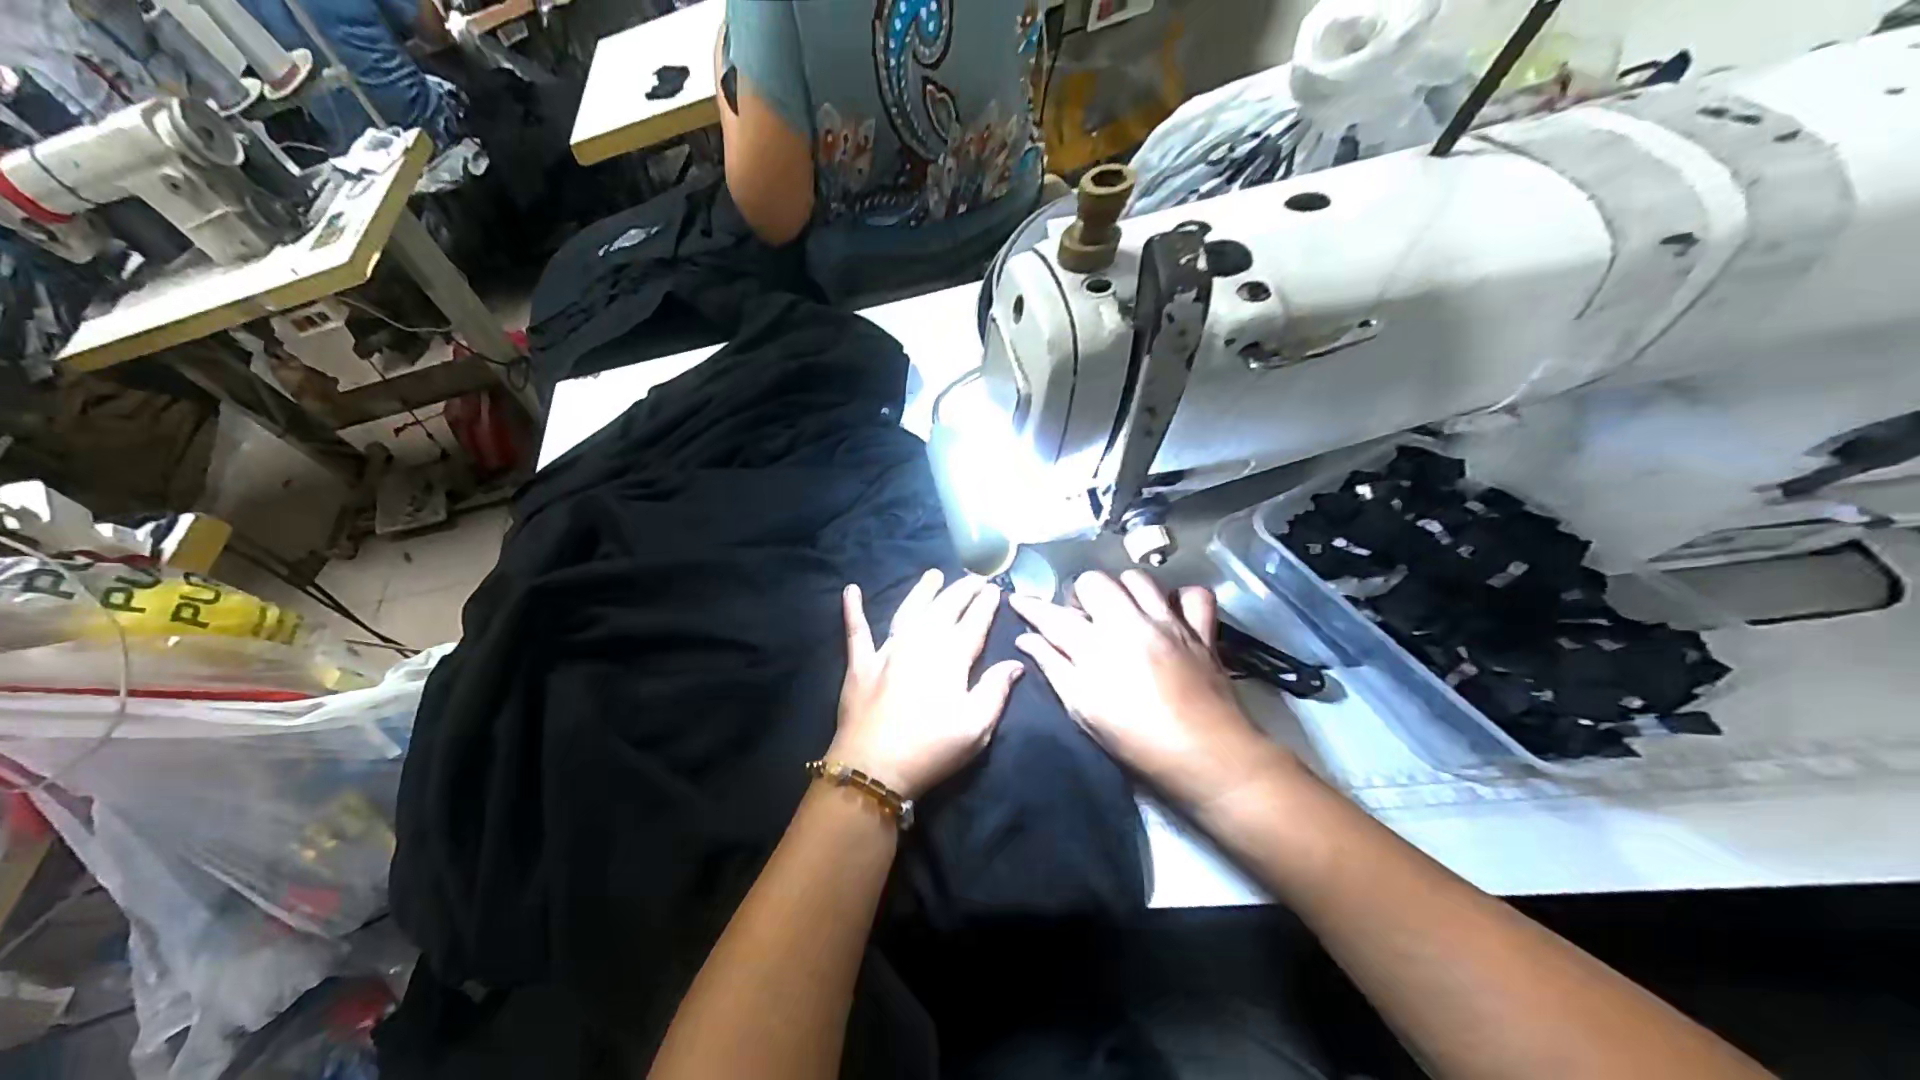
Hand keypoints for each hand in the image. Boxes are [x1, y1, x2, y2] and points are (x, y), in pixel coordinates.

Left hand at [830, 570, 1024, 799]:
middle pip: (944, 609)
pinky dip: (853, 610)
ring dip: (922, 592)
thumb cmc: (931, 749)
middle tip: (974, 578)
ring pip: (908, 611)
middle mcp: (920, 643)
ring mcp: (887, 651)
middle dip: (961, 591)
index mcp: (951, 657)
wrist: (873, 768)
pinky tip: (851, 590)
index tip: (995, 589)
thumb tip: (1015, 662)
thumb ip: (995, 690)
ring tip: (934, 575)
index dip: (986, 605)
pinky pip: (857, 631)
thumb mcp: (976, 727)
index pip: (974, 623)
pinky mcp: (861, 664)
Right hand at [1010, 571, 1296, 809]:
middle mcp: (1131, 624)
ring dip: (1123, 589)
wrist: (1207, 758)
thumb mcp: (1084, 711)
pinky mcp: (1201, 631)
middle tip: (1082, 618)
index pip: (1054, 616)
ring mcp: (1170, 623)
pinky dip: (1180, 598)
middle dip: (1081, 594)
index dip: (1031, 607)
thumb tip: (1027, 640)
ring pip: (1139, 579)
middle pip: (1095, 582)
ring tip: (1121, 611)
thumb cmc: (1137, 743)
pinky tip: (1169, 612)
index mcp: (1097, 647)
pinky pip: (1194, 595)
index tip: (1018, 601)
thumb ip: (1054, 668)